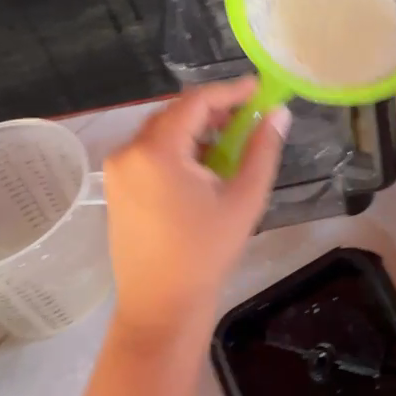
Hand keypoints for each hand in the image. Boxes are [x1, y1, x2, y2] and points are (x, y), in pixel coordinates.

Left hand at [102, 78, 287, 339]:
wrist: (161, 306)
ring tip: (231, 140)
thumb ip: (263, 148)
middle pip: (176, 113)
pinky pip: (150, 151)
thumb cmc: (206, 252)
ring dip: (196, 128)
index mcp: (157, 151)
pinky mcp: (116, 188)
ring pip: (162, 131)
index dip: (230, 91)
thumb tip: (279, 112)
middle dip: (213, 109)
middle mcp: (129, 152)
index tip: (259, 88)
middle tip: (249, 114)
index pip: (196, 102)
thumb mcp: (244, 197)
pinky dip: (179, 148)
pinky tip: (204, 164)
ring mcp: (117, 171)